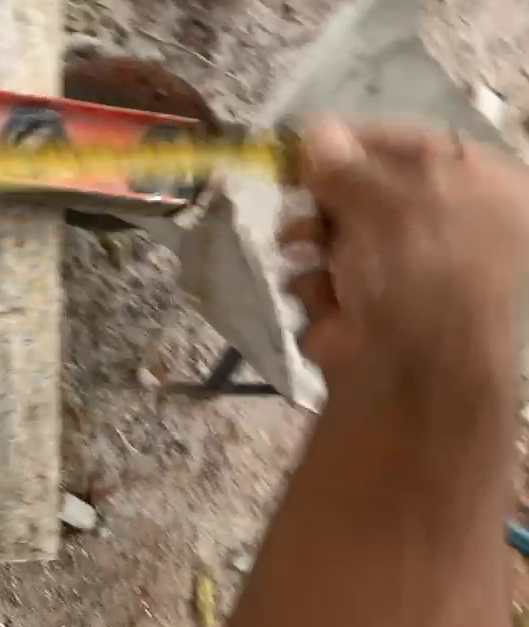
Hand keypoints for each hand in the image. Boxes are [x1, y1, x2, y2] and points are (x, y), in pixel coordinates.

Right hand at [279, 118, 528, 397]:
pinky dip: (309, 284)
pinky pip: (317, 277)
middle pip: (358, 188)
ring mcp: (391, 261)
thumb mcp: (387, 206)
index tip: (293, 147)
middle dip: (320, 198)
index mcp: (465, 182)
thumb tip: (311, 132)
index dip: (346, 143)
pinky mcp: (353, 298)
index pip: (401, 143)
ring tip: (299, 251)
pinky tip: (316, 293)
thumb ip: (347, 169)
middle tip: (295, 201)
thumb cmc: (416, 271)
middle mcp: (432, 217)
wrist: (406, 361)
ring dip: (307, 242)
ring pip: (329, 234)